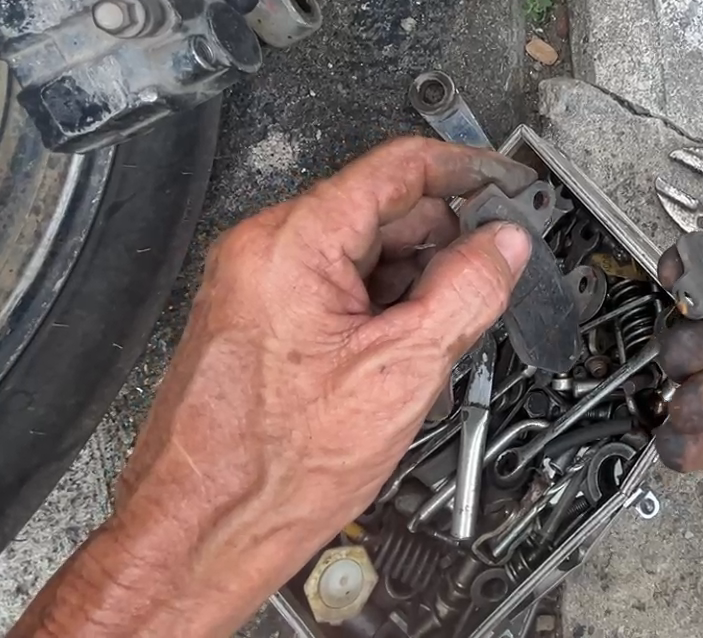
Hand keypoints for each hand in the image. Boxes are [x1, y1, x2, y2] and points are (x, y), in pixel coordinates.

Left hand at [13, 137, 539, 637]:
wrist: (197, 535)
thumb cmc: (271, 469)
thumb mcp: (401, 370)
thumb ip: (468, 291)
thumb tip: (504, 243)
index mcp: (295, 243)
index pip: (400, 166)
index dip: (467, 170)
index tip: (506, 184)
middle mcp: (269, 246)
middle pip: (387, 206)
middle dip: (445, 238)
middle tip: (489, 270)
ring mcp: (262, 276)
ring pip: (368, 244)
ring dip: (416, 275)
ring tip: (437, 330)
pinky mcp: (264, 307)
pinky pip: (343, 276)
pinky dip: (385, 297)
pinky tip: (403, 342)